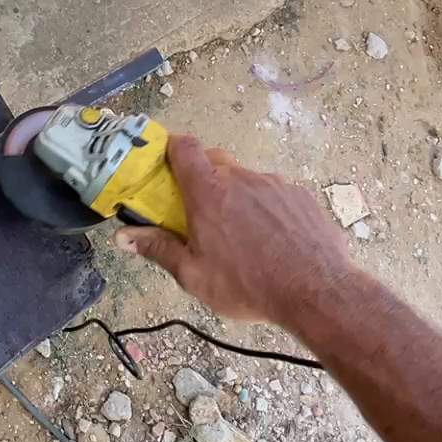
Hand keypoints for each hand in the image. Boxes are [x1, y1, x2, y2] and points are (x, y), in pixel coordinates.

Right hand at [116, 135, 355, 325]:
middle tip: (201, 210)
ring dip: (238, 198)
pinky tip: (273, 241)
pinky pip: (275, 195)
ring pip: (246, 180)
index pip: (184, 147)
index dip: (173, 148)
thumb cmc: (248, 285)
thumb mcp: (193, 274)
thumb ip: (157, 248)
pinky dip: (267, 210)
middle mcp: (240, 178)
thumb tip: (122, 237)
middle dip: (204, 178)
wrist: (319, 293)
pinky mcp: (301, 197)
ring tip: (243, 235)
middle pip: (214, 161)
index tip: (167, 164)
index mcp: (208, 191)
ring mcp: (274, 185)